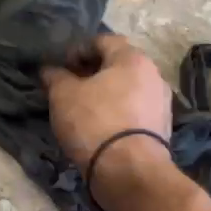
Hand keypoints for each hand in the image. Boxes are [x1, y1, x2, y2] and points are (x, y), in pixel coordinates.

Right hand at [42, 34, 172, 198]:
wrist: (128, 170)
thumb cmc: (94, 121)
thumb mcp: (62, 94)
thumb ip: (55, 76)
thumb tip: (49, 69)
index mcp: (132, 59)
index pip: (103, 40)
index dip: (78, 49)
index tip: (60, 67)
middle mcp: (153, 75)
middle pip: (118, 64)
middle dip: (92, 72)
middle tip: (68, 86)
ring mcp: (161, 103)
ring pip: (127, 88)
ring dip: (105, 93)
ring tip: (81, 108)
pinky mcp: (161, 128)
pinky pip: (134, 110)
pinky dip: (116, 112)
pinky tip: (99, 126)